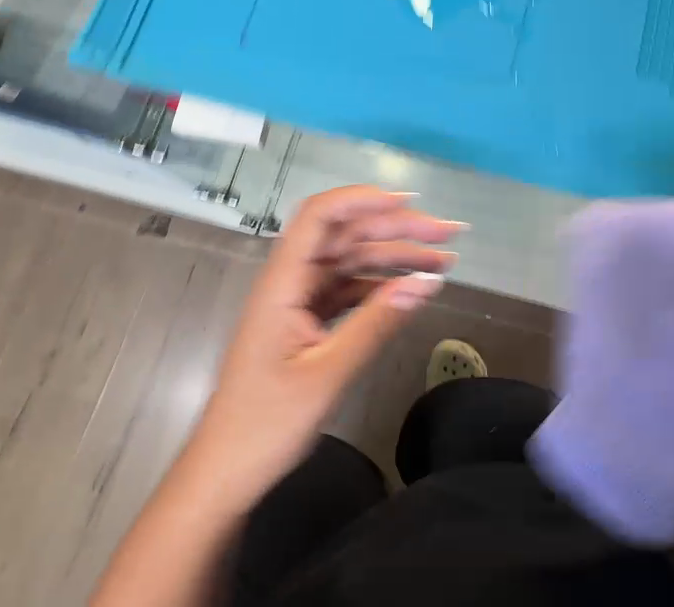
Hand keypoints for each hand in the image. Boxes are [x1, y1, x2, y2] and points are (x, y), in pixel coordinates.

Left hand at [180, 185, 461, 515]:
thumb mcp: (328, 373)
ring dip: (395, 258)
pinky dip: (381, 287)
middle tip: (448, 234)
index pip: (320, 217)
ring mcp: (297, 303)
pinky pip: (348, 291)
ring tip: (444, 262)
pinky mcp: (306, 324)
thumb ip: (377, 323)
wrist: (225, 473)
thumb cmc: (266, 424)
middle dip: (396, 228)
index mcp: (282, 283)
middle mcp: (289, 283)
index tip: (410, 204)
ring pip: (351, 263)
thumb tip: (427, 283)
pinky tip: (410, 291)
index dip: (363, 201)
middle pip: (344, 236)